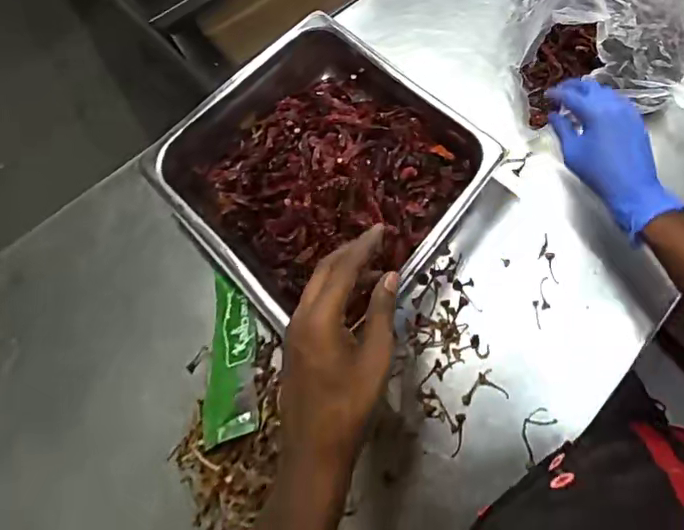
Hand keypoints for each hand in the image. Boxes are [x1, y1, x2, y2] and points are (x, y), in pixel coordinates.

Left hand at [279, 225, 398, 470]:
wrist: (313, 453)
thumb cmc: (349, 408)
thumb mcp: (375, 359)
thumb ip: (380, 313)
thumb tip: (389, 276)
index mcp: (319, 317)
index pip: (342, 268)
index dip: (363, 246)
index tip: (381, 230)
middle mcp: (301, 315)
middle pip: (324, 270)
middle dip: (349, 251)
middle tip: (374, 241)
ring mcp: (294, 329)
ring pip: (317, 285)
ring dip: (341, 270)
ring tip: (370, 266)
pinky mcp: (295, 342)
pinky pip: (314, 301)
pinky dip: (334, 289)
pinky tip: (353, 296)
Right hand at [547, 79, 682, 240]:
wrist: (634, 189)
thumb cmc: (598, 172)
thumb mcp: (572, 152)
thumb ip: (561, 129)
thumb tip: (554, 115)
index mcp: (594, 111)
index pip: (570, 95)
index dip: (556, 94)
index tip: (547, 96)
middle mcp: (612, 105)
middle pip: (589, 86)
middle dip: (572, 87)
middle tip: (560, 94)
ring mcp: (627, 111)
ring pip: (605, 91)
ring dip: (589, 93)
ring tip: (578, 102)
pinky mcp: (636, 120)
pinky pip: (617, 101)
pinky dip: (604, 100)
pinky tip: (598, 111)